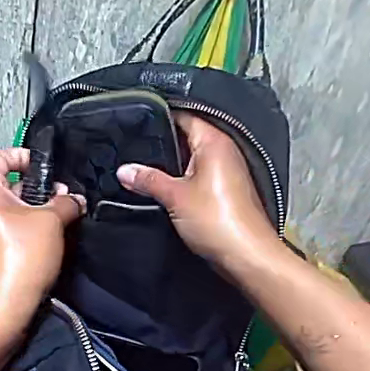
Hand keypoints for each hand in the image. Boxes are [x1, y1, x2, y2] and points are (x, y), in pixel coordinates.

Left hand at [0, 145, 84, 322]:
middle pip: (8, 181)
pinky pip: (12, 225)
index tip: (43, 166)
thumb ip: (66, 202)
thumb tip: (74, 199)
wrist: (8, 302)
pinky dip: (30, 225)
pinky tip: (50, 235)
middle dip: (37, 185)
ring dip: (37, 207)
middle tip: (58, 194)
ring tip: (59, 216)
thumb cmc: (21, 260)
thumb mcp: (53, 220)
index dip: (22, 155)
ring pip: (13, 205)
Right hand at [117, 112, 283, 274]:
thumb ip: (147, 180)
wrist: (245, 254)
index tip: (136, 123)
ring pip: (190, 158)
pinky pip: (196, 176)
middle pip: (186, 137)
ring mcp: (224, 172)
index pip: (184, 116)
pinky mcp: (222, 191)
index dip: (159, 118)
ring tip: (142, 169)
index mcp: (215, 143)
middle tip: (132, 149)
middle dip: (160, 144)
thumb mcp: (174, 197)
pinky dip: (179, 180)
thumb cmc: (219, 221)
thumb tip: (125, 170)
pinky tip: (162, 189)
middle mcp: (223, 152)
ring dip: (169, 164)